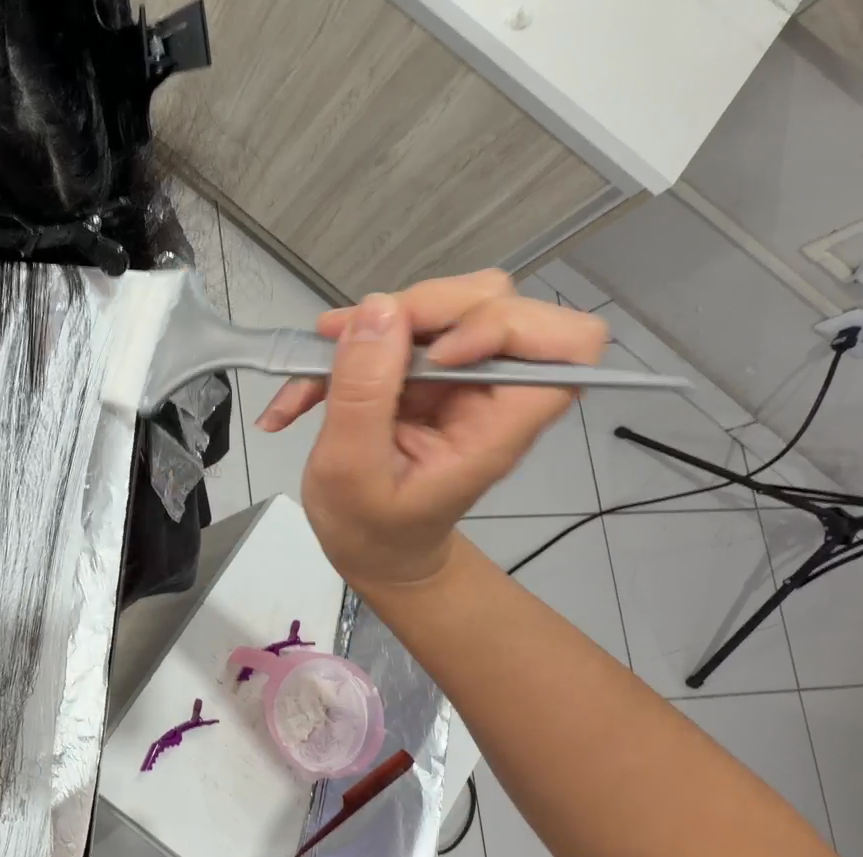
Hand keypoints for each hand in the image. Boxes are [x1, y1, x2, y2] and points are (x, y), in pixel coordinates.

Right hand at [257, 270, 606, 590]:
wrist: (369, 549)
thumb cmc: (370, 529)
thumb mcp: (352, 470)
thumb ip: (364, 393)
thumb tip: (375, 309)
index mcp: (501, 423)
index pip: (564, 343)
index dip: (504, 325)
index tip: (435, 353)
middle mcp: (490, 388)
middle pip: (492, 302)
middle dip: (415, 310)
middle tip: (346, 339)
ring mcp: (454, 376)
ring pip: (438, 307)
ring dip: (368, 327)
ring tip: (312, 367)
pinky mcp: (419, 374)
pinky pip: (390, 333)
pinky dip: (340, 354)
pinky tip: (298, 396)